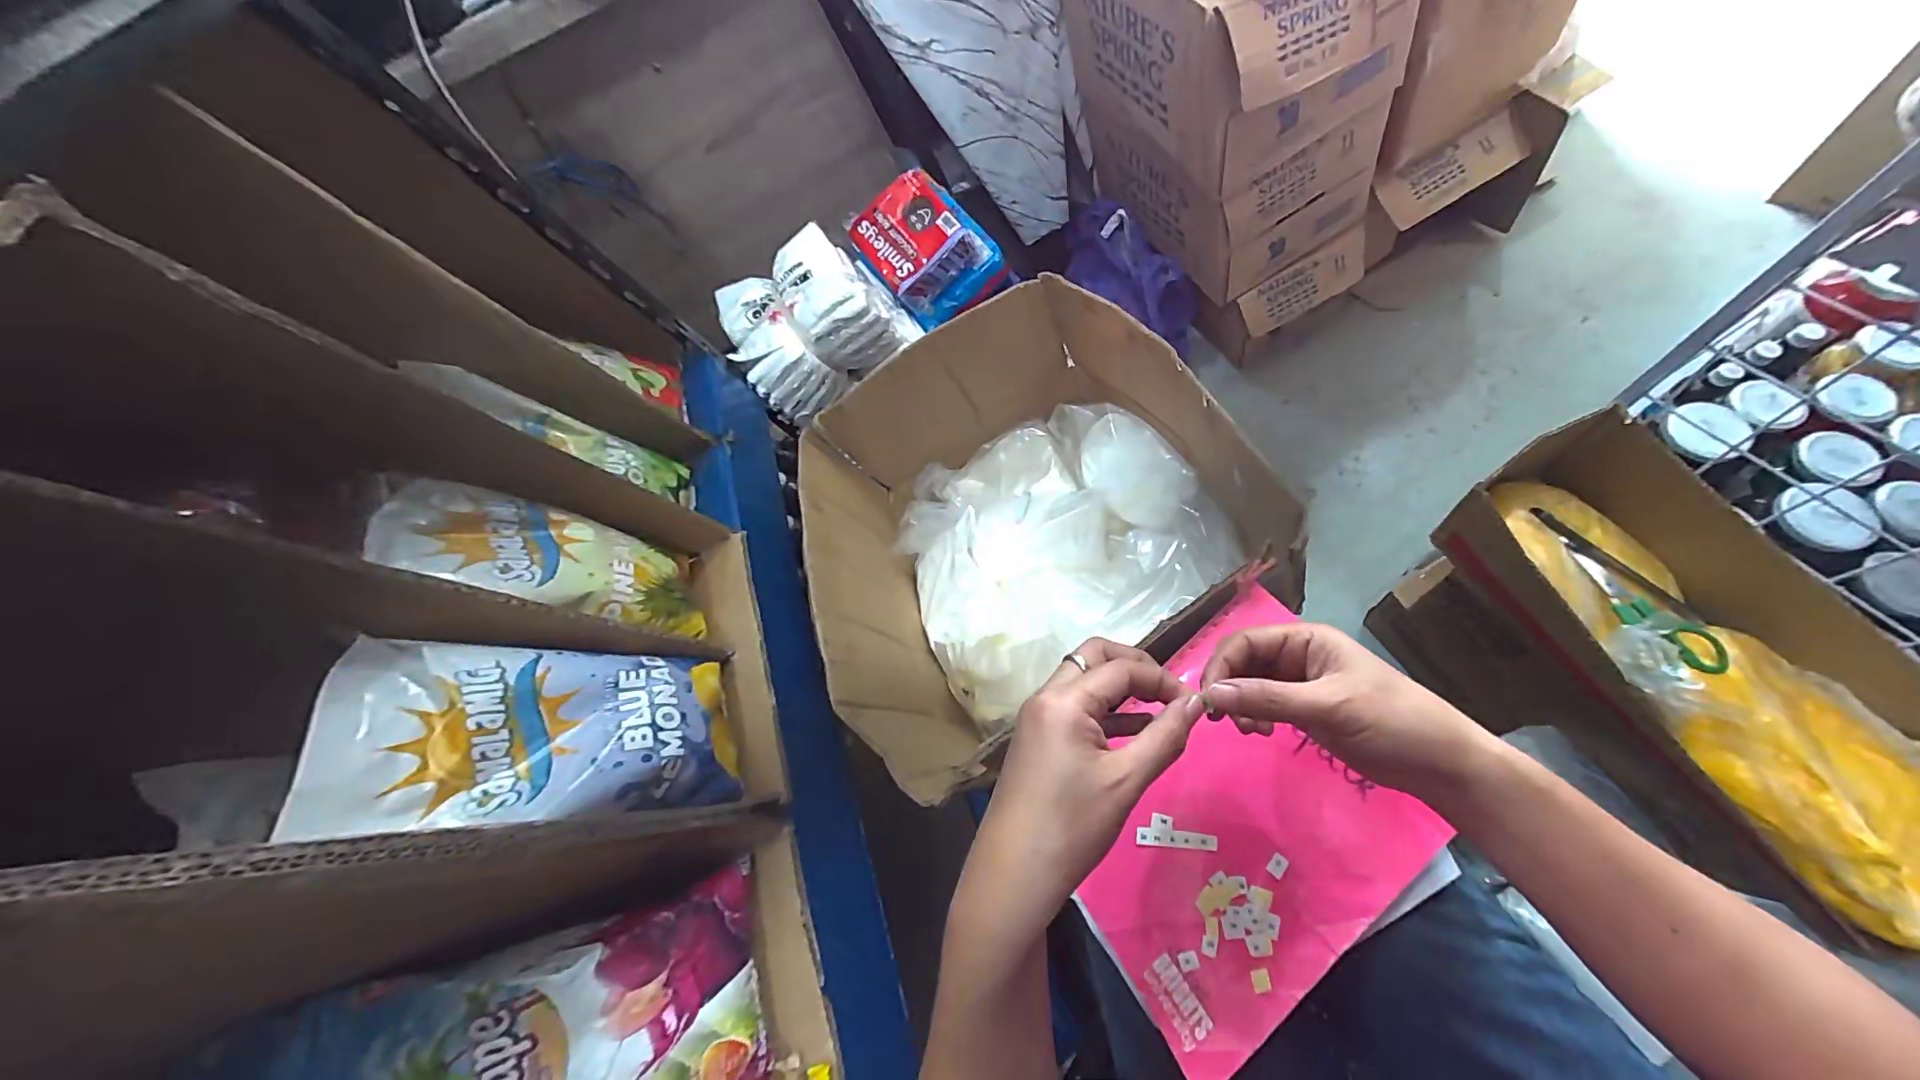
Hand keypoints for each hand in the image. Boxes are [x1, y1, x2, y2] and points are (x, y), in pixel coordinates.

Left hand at [967, 638, 1204, 922]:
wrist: (1015, 872)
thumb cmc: (1073, 826)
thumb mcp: (1127, 781)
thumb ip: (1165, 736)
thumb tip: (1195, 702)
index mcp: (1063, 700)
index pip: (1120, 668)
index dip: (1161, 679)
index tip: (1192, 703)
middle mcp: (1045, 697)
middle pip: (1093, 658)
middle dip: (1134, 667)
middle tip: (1168, 693)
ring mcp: (1037, 717)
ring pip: (1083, 681)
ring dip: (1120, 689)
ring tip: (1160, 713)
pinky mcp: (1038, 737)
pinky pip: (1075, 708)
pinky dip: (1105, 712)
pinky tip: (1136, 733)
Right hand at [1198, 622, 1503, 797]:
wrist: (1441, 764)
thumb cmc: (1391, 721)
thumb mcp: (1328, 707)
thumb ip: (1267, 698)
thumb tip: (1211, 694)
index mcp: (1306, 639)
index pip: (1245, 642)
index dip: (1221, 666)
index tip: (1208, 700)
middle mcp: (1297, 655)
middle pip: (1242, 662)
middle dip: (1229, 688)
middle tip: (1228, 722)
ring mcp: (1299, 682)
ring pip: (1248, 685)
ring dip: (1239, 705)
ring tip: (1250, 730)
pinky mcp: (1303, 708)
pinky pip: (1262, 704)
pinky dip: (1253, 715)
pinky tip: (1261, 732)